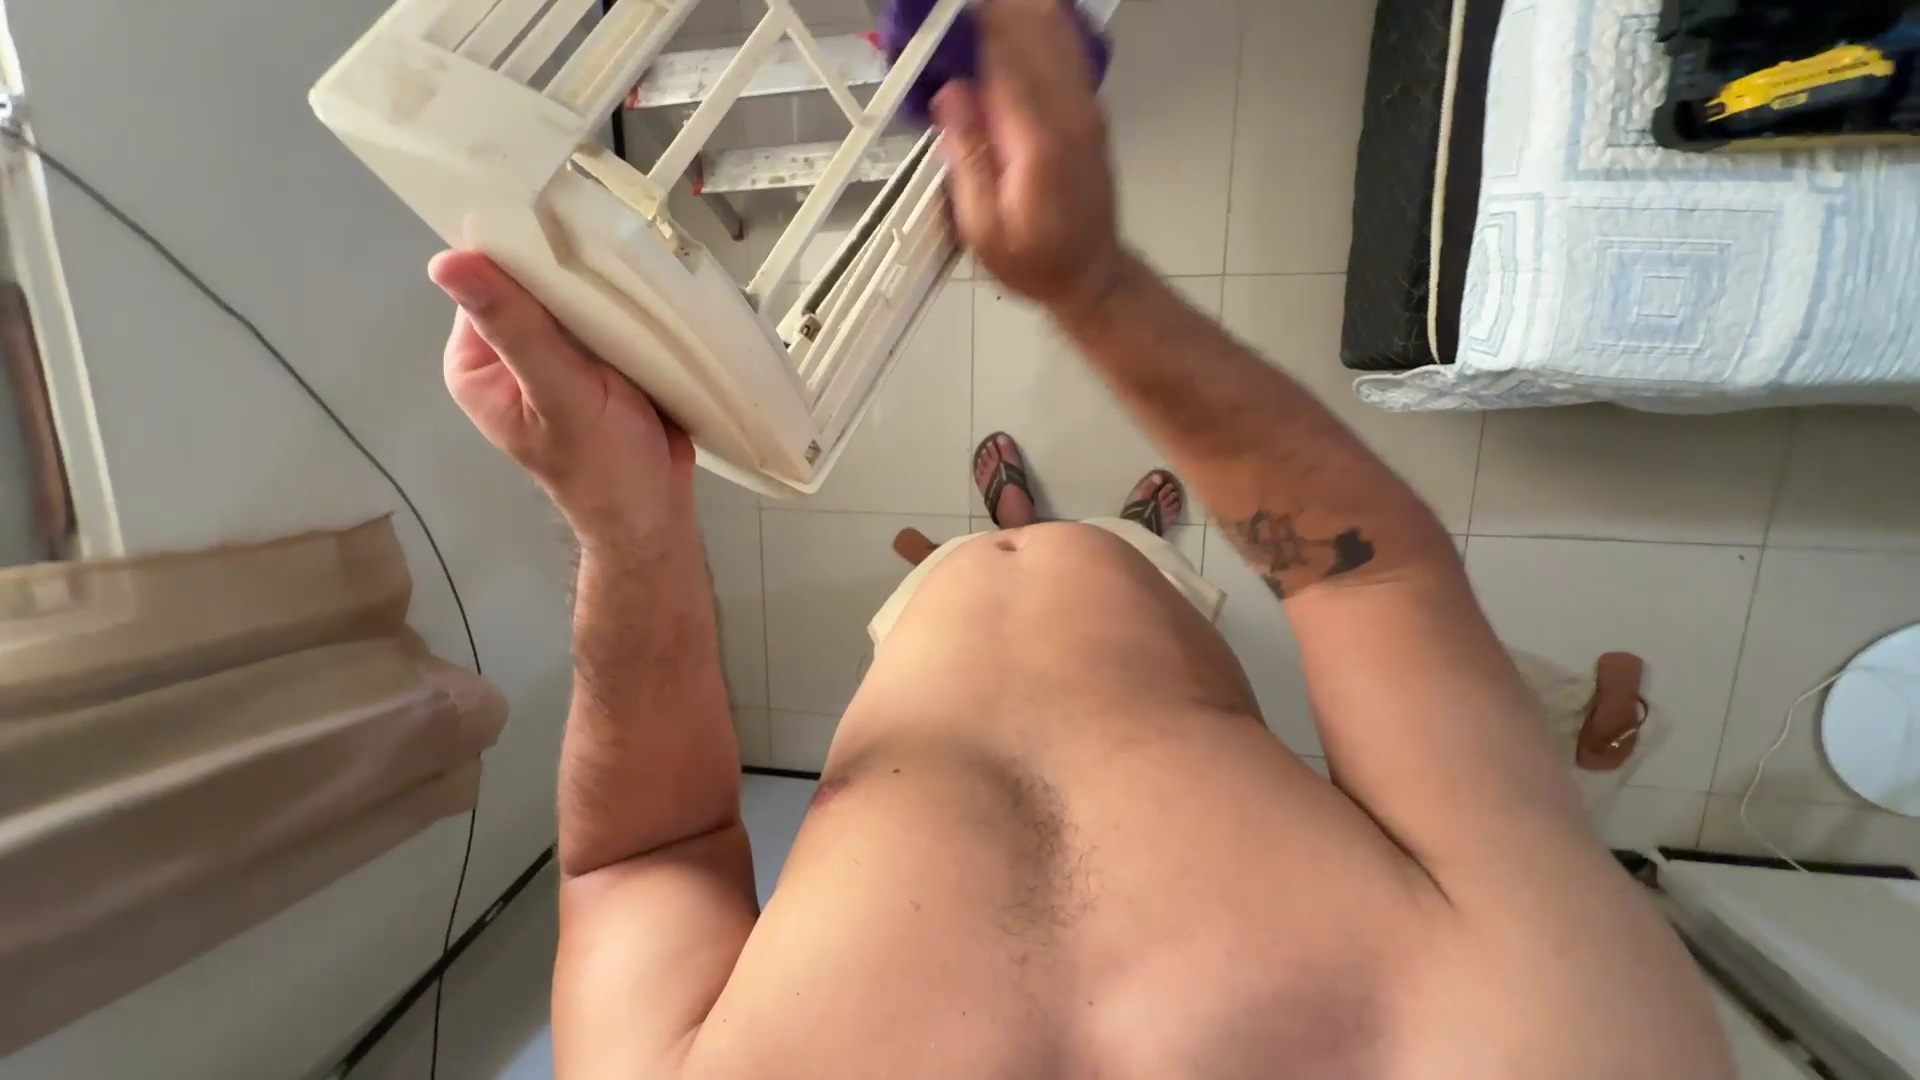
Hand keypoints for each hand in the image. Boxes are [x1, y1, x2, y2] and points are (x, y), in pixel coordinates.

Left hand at [430, 250, 694, 547]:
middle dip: (574, 269)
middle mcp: (514, 356)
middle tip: (616, 247)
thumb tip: (448, 261)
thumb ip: (516, 331)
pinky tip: (655, 298)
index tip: (565, 226)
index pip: (490, 284)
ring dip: (609, 289)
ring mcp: (564, 362)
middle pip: (537, 288)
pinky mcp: (606, 368)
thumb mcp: (560, 396)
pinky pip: (613, 324)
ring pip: (579, 303)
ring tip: (640, 271)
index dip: (523, 254)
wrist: (659, 515)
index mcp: (481, 364)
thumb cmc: (605, 466)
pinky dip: (632, 312)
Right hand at [931, 0, 1131, 318]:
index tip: (930, 28)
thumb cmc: (1033, 263)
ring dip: (1008, 18)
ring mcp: (1086, 106)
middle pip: (1027, 26)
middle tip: (943, 33)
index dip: (961, 30)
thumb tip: (949, 94)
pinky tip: (1007, 33)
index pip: (1000, 54)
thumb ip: (967, 157)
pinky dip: (1035, 27)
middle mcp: (1069, 112)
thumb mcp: (983, 229)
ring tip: (967, 33)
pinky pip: (1066, 45)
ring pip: (1051, 26)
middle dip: (982, 19)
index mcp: (1037, 141)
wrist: (1090, 276)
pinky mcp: (1090, 108)